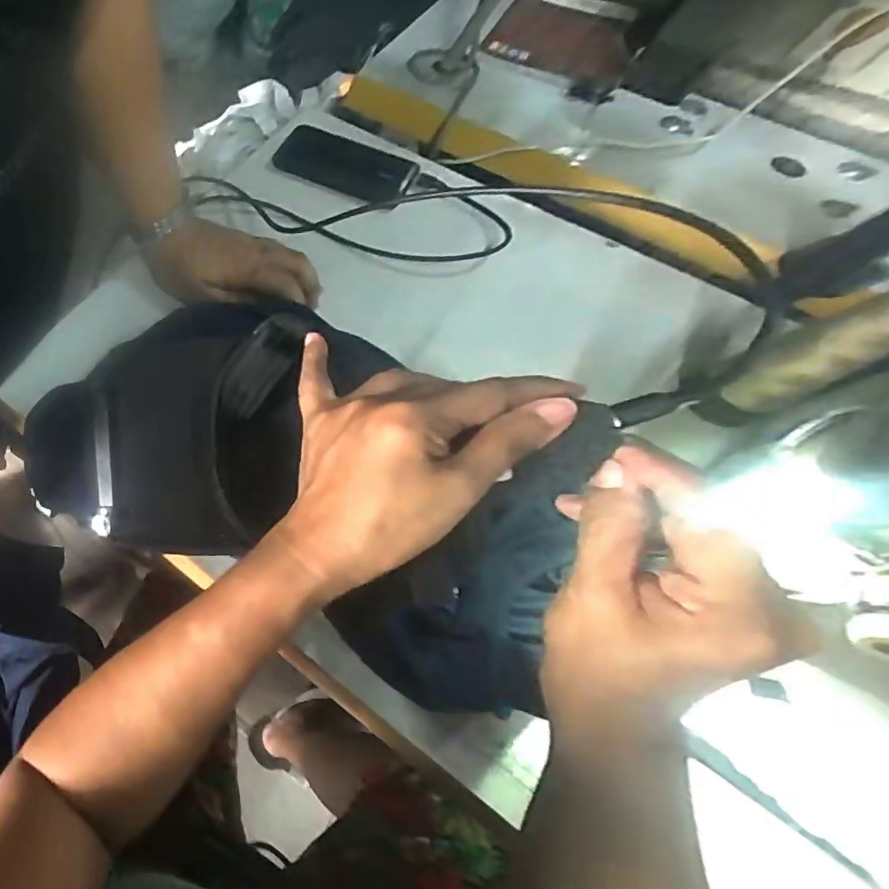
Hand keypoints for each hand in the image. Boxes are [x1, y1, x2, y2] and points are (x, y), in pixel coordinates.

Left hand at [143, 218, 318, 305]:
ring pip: (292, 254)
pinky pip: (280, 250)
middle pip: (299, 264)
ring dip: (304, 274)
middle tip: (310, 308)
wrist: (167, 228)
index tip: (301, 321)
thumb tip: (261, 310)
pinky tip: (284, 277)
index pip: (287, 284)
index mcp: (249, 268)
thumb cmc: (179, 267)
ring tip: (303, 295)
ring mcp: (255, 243)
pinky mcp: (247, 239)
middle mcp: (259, 252)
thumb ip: (232, 302)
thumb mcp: (199, 294)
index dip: (298, 302)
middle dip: (310, 285)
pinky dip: (291, 264)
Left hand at [265, 332, 581, 595]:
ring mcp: (341, 410)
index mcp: (413, 415)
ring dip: (429, 392)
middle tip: (514, 425)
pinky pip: (316, 385)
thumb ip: (505, 441)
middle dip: (482, 403)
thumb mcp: (459, 489)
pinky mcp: (316, 424)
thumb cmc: (393, 527)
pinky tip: (314, 338)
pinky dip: (317, 363)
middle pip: (441, 389)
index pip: (486, 395)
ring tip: (456, 412)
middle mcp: (375, 400)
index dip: (533, 394)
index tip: (574, 393)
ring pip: (395, 384)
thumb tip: (556, 406)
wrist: (320, 550)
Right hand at [543, 445, 818, 745]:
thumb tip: (614, 472)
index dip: (669, 482)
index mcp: (743, 613)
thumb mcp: (589, 595)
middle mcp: (777, 607)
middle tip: (599, 470)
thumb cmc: (592, 665)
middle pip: (719, 525)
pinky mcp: (745, 602)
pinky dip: (656, 532)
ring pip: (708, 533)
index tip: (620, 452)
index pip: (716, 524)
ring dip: (649, 510)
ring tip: (589, 496)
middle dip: (656, 493)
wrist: (611, 717)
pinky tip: (611, 520)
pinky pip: (702, 550)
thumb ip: (607, 531)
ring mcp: (766, 606)